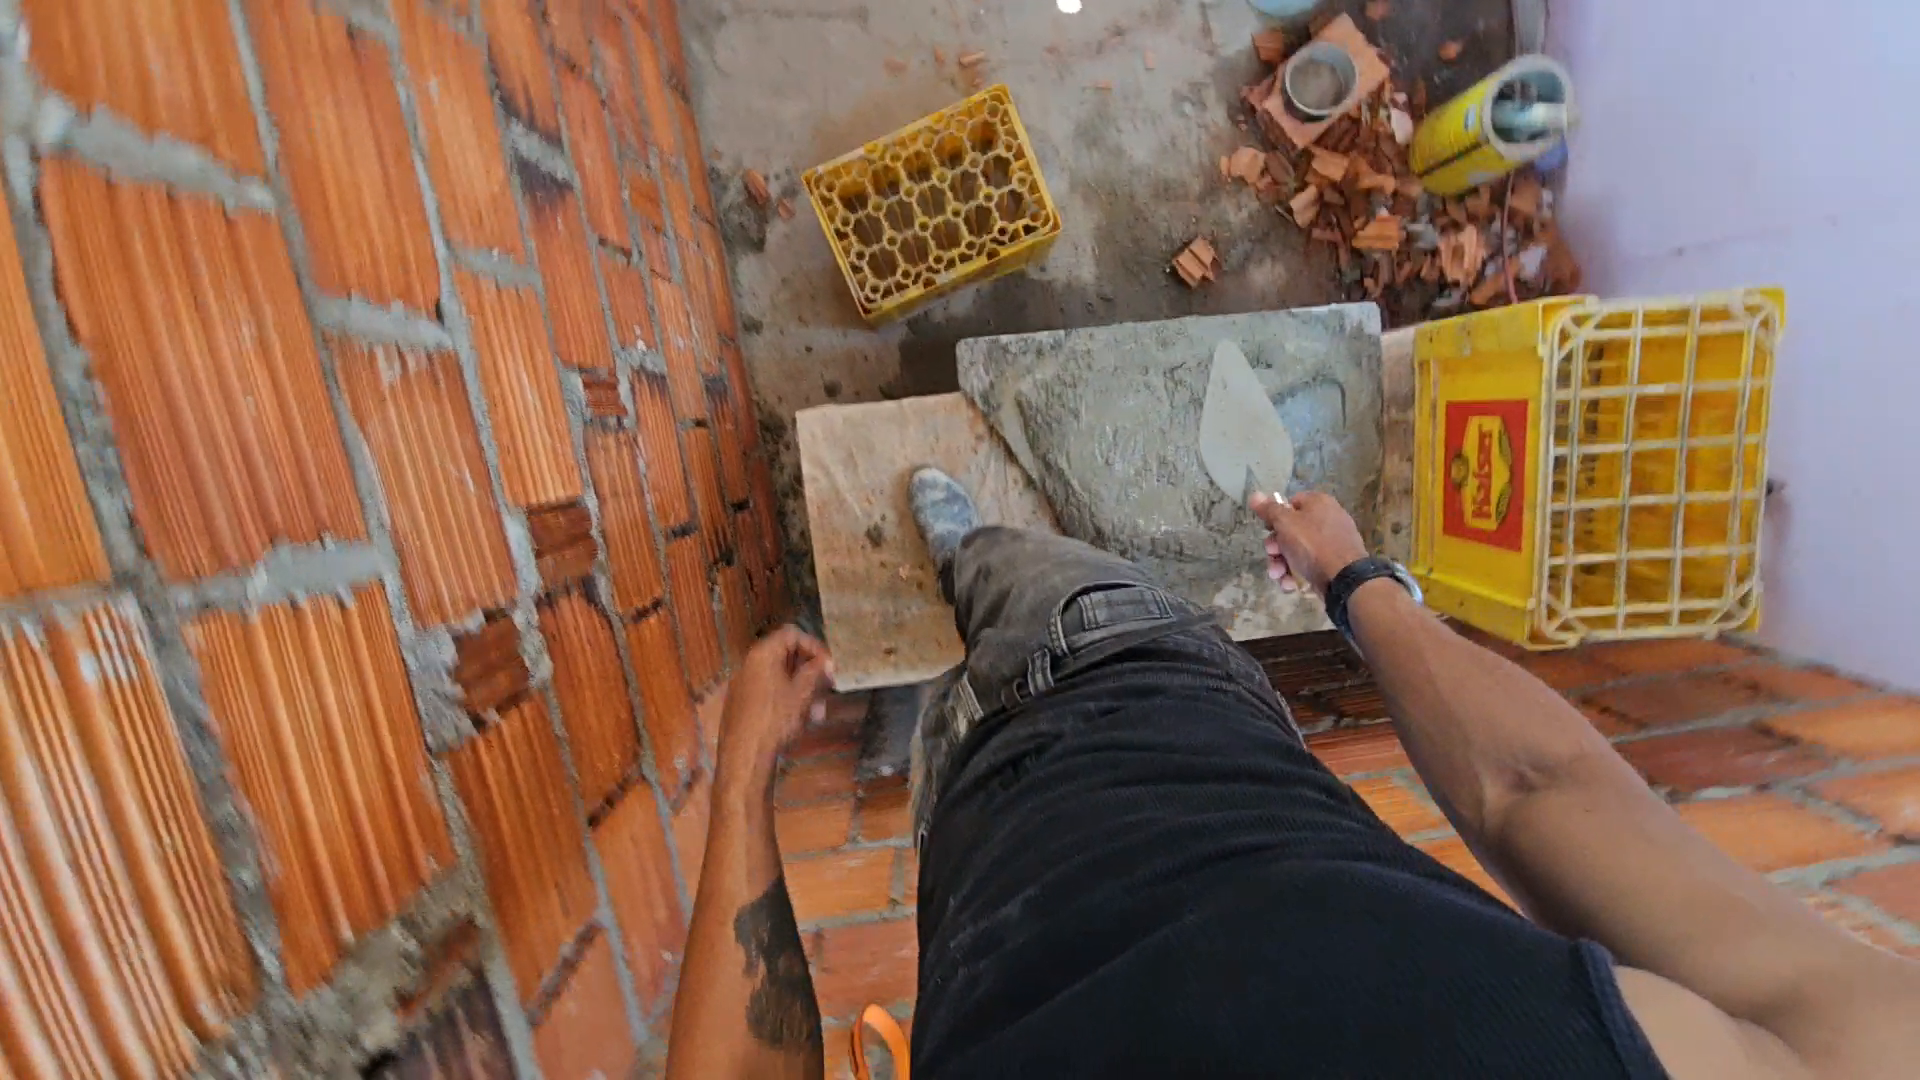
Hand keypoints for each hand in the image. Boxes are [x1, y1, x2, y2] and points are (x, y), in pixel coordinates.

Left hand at [714, 626, 834, 798]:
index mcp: (762, 654)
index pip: (792, 634)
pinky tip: (800, 720)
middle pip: (785, 655)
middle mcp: (749, 664)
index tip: (829, 665)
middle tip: (826, 687)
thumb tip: (828, 661)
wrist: (744, 757)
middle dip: (809, 670)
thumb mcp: (802, 693)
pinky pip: (769, 692)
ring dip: (801, 688)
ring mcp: (743, 685)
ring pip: (779, 676)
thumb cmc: (776, 719)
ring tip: (817, 711)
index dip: (814, 646)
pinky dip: (787, 699)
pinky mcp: (741, 704)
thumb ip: (816, 671)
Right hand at [1248, 490, 1368, 595]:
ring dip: (1281, 564)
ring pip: (1296, 550)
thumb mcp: (1285, 523)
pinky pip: (1309, 564)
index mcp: (1318, 503)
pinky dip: (1296, 573)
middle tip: (1272, 555)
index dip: (1275, 517)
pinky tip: (1291, 584)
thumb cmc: (1312, 544)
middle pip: (1290, 530)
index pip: (1290, 503)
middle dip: (1275, 547)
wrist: (1344, 578)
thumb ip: (1269, 510)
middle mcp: (1327, 519)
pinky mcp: (1333, 562)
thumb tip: (1254, 494)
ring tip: (1278, 575)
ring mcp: (1331, 542)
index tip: (1267, 530)